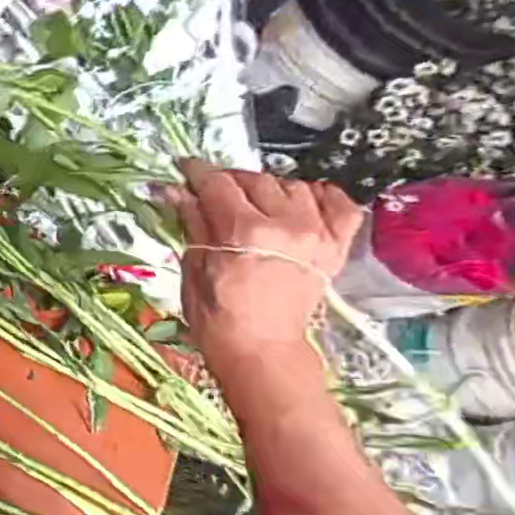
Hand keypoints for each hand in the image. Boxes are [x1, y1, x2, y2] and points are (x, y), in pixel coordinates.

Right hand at [163, 159, 363, 366]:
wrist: (258, 346)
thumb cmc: (215, 314)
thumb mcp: (194, 266)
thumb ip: (192, 222)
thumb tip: (176, 191)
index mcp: (243, 231)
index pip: (218, 185)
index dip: (197, 173)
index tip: (184, 168)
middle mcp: (286, 225)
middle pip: (255, 181)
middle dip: (228, 180)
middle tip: (210, 189)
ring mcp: (317, 233)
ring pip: (292, 186)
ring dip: (267, 187)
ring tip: (250, 200)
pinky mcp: (336, 245)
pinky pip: (338, 203)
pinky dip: (318, 195)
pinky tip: (300, 200)